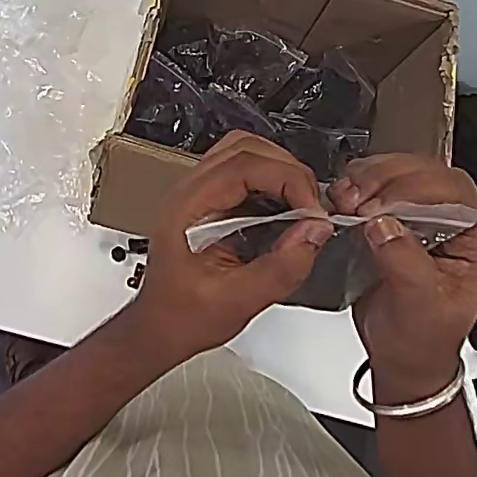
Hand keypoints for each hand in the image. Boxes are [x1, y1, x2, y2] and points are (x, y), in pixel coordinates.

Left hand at [124, 132, 333, 361]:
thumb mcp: (239, 301)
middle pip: (247, 148)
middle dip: (289, 172)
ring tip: (301, 206)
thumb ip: (280, 267)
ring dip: (282, 172)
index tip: (312, 209)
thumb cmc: (183, 316)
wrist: (161, 327)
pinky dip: (274, 182)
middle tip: (311, 208)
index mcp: (189, 208)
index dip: (288, 179)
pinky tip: (286, 210)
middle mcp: (191, 192)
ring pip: (247, 152)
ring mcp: (200, 193)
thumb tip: (316, 232)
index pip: (244, 165)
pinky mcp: (213, 200)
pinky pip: (246, 171)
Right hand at [331, 154, 476, 402]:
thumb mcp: (420, 306)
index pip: (452, 193)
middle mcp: (446, 220)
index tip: (380, 207)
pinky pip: (372, 187)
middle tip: (357, 199)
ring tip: (345, 199)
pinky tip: (340, 200)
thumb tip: (383, 226)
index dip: (415, 192)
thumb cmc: (424, 339)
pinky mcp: (386, 218)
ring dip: (366, 178)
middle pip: (423, 173)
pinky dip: (352, 187)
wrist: (400, 356)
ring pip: (396, 173)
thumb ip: (405, 263)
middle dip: (386, 179)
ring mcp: (415, 216)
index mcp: (471, 236)